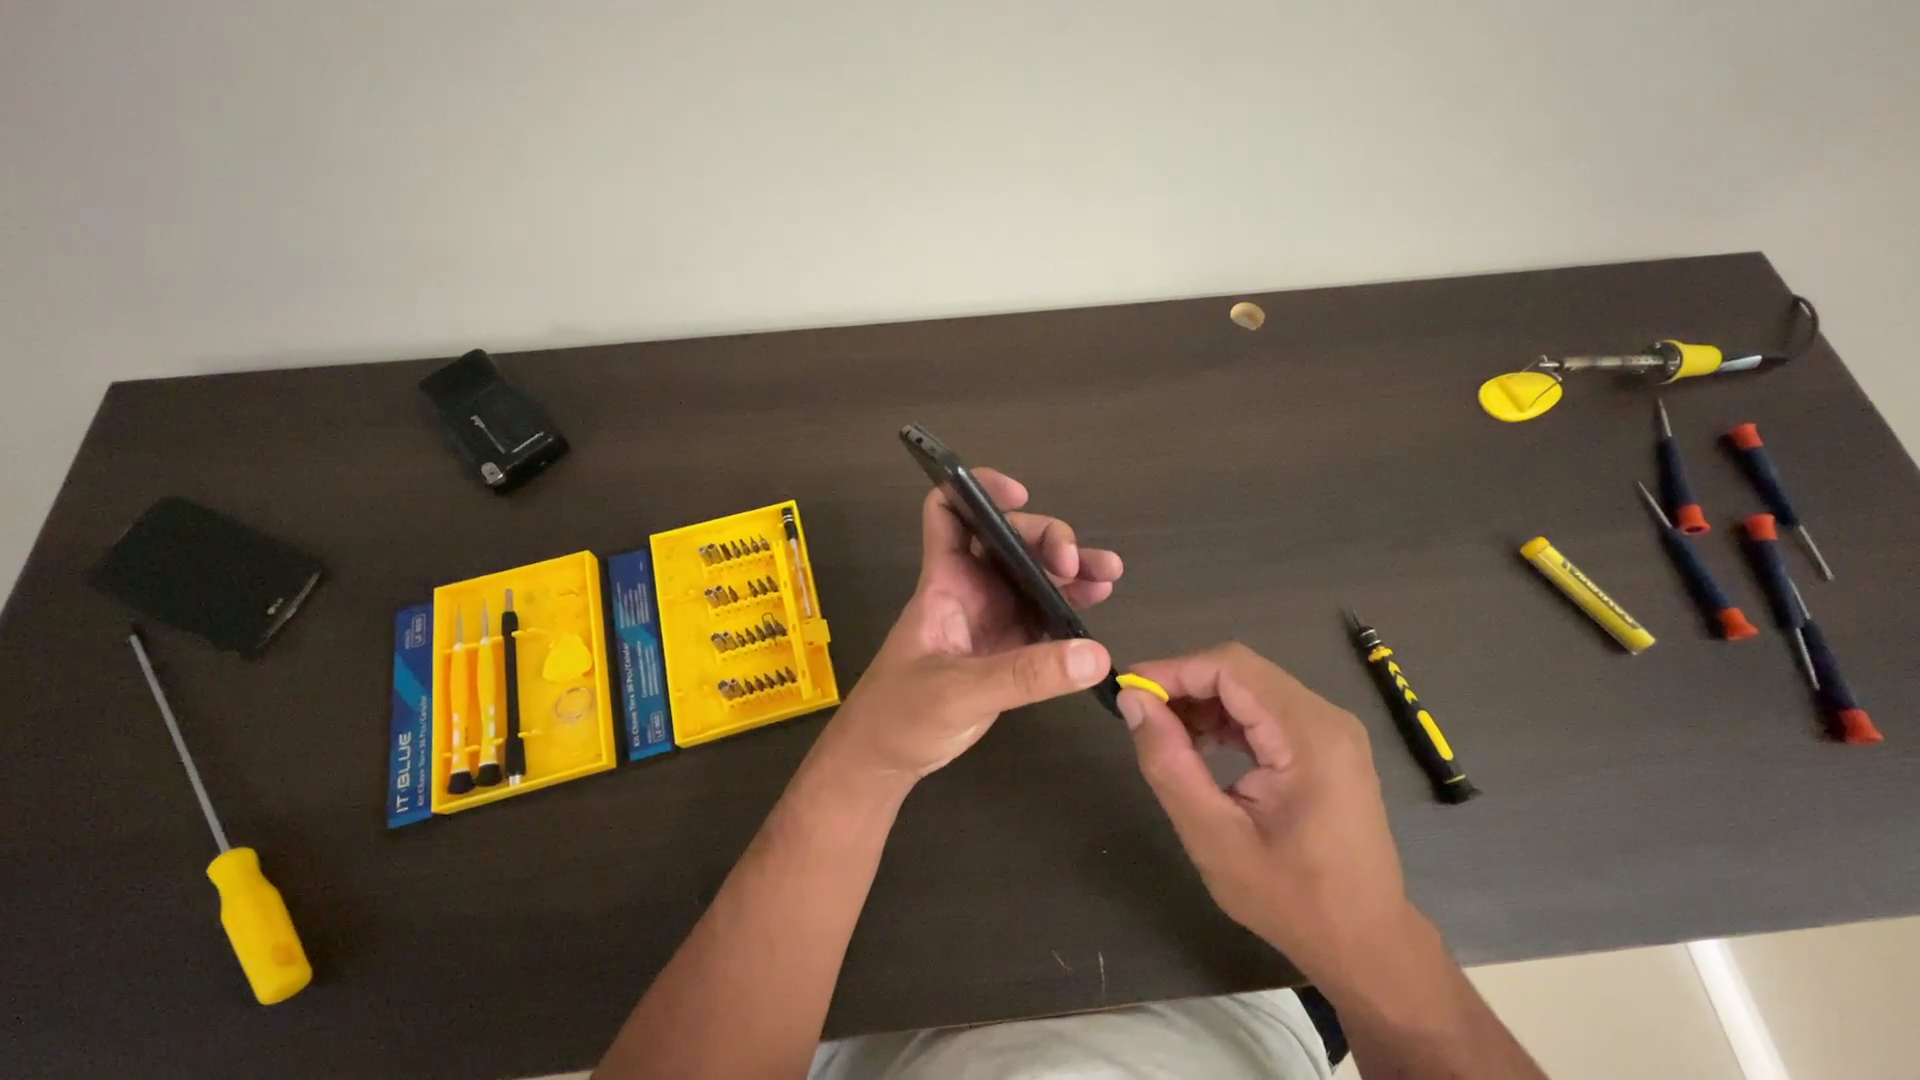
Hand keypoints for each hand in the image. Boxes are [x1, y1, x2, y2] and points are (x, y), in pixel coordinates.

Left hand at [820, 469, 1124, 782]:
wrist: (886, 758)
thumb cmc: (900, 714)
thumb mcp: (958, 692)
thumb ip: (1023, 675)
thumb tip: (1094, 654)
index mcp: (944, 582)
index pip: (950, 511)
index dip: (978, 488)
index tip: (1018, 495)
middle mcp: (971, 589)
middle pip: (1010, 539)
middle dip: (1047, 537)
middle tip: (1075, 563)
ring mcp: (992, 617)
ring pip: (1033, 573)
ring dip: (1070, 567)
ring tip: (1108, 573)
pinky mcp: (1009, 648)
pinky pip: (1044, 612)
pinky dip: (1071, 604)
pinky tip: (1098, 601)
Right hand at [1116, 643, 1417, 979]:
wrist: (1365, 942)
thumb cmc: (1289, 897)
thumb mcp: (1213, 836)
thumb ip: (1169, 763)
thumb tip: (1133, 701)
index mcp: (1308, 736)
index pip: (1231, 668)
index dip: (1174, 670)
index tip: (1127, 692)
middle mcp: (1327, 718)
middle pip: (1242, 672)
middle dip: (1186, 686)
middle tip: (1141, 717)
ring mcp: (1333, 729)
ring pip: (1253, 687)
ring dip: (1205, 702)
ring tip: (1166, 737)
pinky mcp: (1329, 744)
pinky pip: (1269, 710)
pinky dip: (1229, 719)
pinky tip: (1203, 748)